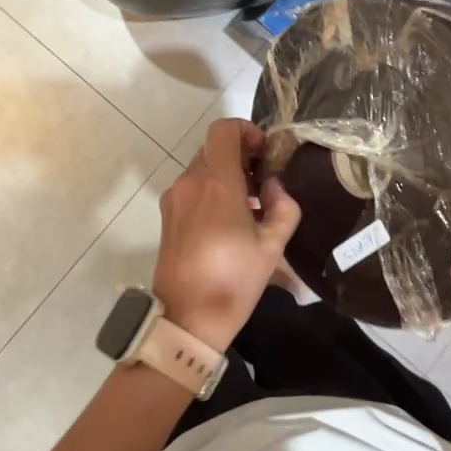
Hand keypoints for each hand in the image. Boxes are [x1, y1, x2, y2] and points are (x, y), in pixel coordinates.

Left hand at [152, 119, 301, 349]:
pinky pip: (192, 189)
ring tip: (250, 207)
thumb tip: (275, 187)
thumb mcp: (273, 247)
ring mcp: (174, 199)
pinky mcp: (167, 217)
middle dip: (241, 157)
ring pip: (202, 169)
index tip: (265, 154)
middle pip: (214, 148)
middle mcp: (190, 182)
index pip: (224, 130)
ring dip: (226, 176)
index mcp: (216, 182)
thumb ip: (283, 208)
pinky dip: (212, 192)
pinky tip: (229, 224)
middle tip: (264, 183)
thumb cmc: (233, 281)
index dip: (247, 131)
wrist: (186, 320)